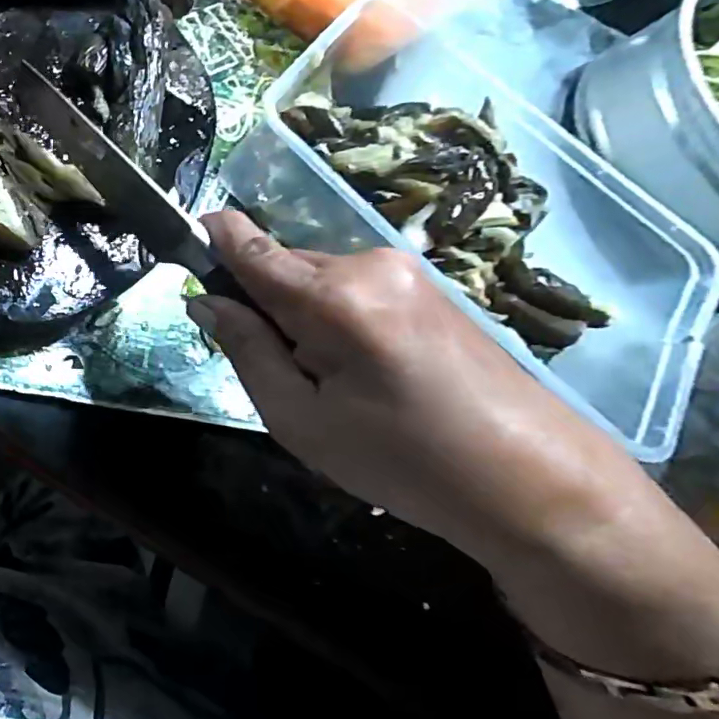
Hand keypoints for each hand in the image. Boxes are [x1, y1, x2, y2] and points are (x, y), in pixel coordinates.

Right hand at [187, 211, 652, 568]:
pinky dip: (335, 317)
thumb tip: (206, 301)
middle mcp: (367, 263)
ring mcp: (404, 269)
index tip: (187, 248)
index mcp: (333, 297)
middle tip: (278, 369)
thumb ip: (247, 350)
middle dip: (263, 302)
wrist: (532, 479)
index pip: (249, 245)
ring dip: (302, 315)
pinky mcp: (427, 283)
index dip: (211, 239)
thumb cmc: (404, 462)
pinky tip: (365, 370)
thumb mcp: (302, 421)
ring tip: (332, 382)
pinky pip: (352, 286)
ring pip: (317, 277)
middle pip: (283, 265)